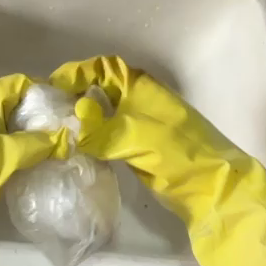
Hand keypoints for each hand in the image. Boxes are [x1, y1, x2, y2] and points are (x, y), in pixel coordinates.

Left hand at [0, 74, 66, 265]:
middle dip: (46, 119)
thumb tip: (68, 136)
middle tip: (79, 130)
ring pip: (19, 140)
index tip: (70, 104)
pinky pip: (16, 163)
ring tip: (74, 151)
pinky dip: (34, 164)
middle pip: (18, 113)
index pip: (14, 87)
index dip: (41, 91)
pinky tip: (56, 170)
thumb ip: (34, 144)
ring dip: (42, 145)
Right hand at [51, 56, 265, 265]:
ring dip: (81, 121)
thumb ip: (101, 129)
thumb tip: (68, 126)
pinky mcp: (143, 153)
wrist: (219, 196)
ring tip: (54, 130)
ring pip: (104, 116)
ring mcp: (143, 129)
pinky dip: (91, 140)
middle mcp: (142, 102)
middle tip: (47, 111)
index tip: (52, 88)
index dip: (78, 73)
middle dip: (75, 97)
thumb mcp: (138, 138)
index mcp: (144, 89)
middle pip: (101, 91)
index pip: (104, 69)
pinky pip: (109, 138)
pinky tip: (75, 150)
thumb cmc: (183, 157)